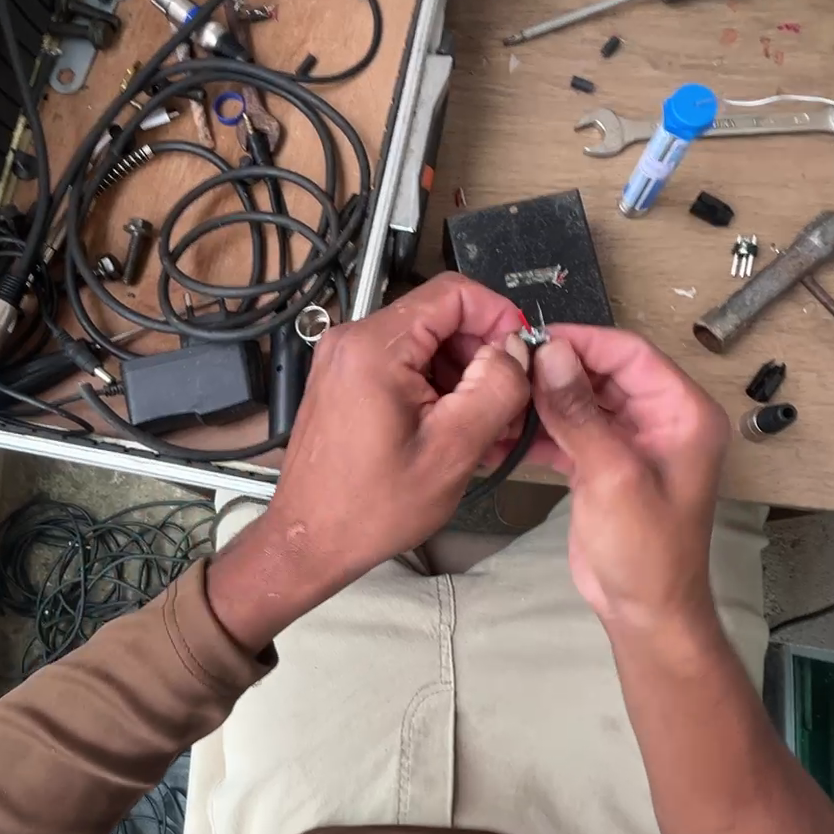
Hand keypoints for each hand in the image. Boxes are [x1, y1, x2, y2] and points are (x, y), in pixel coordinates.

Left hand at [209, 275, 529, 646]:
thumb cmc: (371, 507)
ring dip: (463, 379)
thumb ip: (496, 388)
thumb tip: (518, 349)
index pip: (454, 293)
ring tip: (484, 428)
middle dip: (483, 356)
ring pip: (426, 346)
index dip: (499, 316)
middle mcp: (353, 341)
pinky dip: (436, 391)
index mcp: (375, 346)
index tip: (522, 355)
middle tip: (509, 405)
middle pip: (441, 319)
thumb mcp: (452, 449)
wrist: (310, 540)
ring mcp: (345, 360)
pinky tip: (453, 431)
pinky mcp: (345, 382)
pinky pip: (404, 368)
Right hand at [529, 325, 728, 629]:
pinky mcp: (601, 463)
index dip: (582, 342)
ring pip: (581, 401)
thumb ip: (580, 412)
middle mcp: (659, 419)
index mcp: (682, 412)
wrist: (643, 611)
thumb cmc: (646, 551)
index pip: (630, 354)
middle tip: (508, 367)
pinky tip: (506, 431)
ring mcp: (628, 442)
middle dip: (556, 370)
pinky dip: (540, 431)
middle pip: (602, 374)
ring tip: (501, 395)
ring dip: (543, 400)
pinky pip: (569, 431)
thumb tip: (551, 354)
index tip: (533, 340)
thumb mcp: (613, 475)